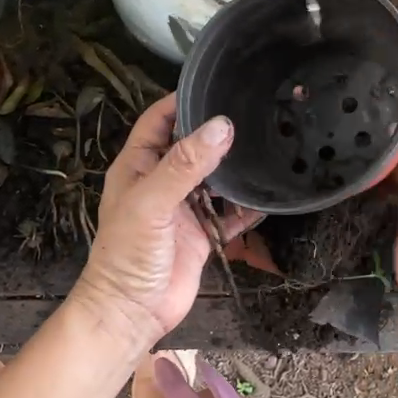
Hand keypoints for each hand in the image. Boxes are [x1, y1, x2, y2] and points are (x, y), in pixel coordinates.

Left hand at [70, 94, 260, 352]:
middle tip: (254, 111)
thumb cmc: (128, 253)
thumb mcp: (152, 201)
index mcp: (138, 167)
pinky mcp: (202, 235)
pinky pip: (230, 215)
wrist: (132, 312)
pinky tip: (269, 195)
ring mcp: (183, 210)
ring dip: (235, 168)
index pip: (158, 121)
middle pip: (191, 147)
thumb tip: (221, 126)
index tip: (214, 85)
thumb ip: (185, 165)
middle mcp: (161, 183)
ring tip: (268, 144)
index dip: (181, 101)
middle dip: (216, 132)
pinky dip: (247, 207)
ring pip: (214, 179)